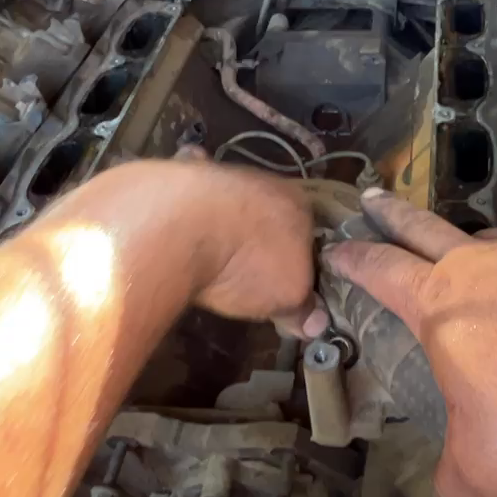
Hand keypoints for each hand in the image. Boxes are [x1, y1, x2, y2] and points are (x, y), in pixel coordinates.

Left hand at [43, 157, 327, 337]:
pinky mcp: (181, 176)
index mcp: (299, 204)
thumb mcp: (287, 295)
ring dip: (226, 225)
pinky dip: (189, 207)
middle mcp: (265, 181)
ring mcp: (222, 175)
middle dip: (262, 244)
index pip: (309, 238)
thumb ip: (303, 307)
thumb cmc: (247, 261)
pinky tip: (180, 229)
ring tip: (210, 260)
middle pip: (270, 218)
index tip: (288, 291)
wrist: (180, 226)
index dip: (301, 266)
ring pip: (232, 204)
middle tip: (248, 279)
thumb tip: (316, 322)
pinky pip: (192, 192)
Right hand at [324, 191, 496, 496]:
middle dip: (390, 214)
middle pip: (422, 228)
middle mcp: (482, 263)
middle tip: (371, 196)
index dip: (354, 260)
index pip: (382, 271)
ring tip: (478, 260)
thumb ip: (459, 484)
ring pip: (492, 241)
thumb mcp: (491, 466)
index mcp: (442, 303)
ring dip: (475, 247)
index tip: (335, 246)